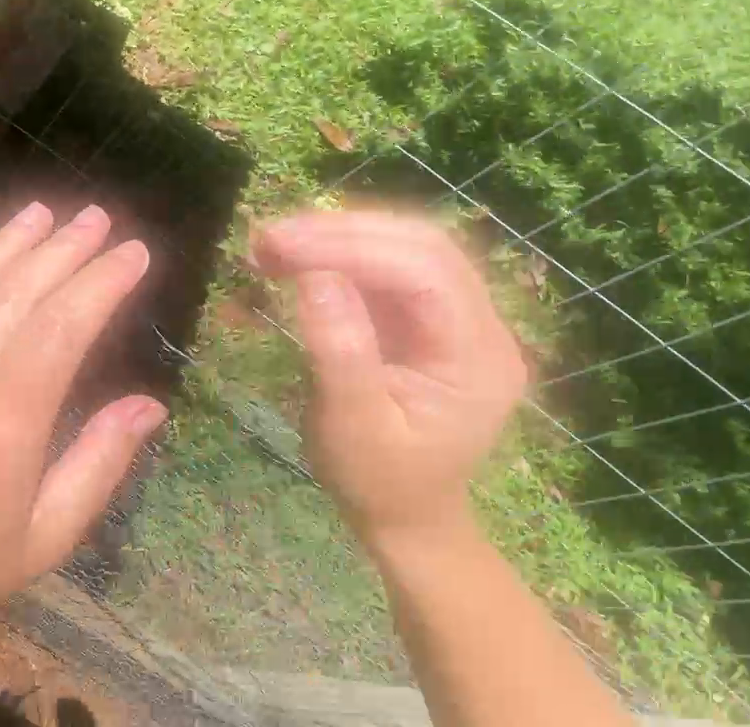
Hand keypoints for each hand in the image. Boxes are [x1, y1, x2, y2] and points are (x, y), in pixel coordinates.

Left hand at [0, 202, 164, 689]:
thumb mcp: (47, 535)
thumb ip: (100, 463)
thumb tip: (150, 404)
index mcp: (4, 427)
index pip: (61, 330)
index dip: (100, 283)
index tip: (134, 253)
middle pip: (16, 295)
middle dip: (63, 250)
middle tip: (99, 219)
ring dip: (10, 243)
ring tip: (46, 213)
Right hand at [251, 211, 526, 545]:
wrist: (404, 516)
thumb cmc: (378, 481)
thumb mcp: (351, 425)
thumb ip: (338, 349)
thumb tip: (312, 277)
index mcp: (477, 357)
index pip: (426, 271)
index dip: (352, 247)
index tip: (280, 245)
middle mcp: (480, 327)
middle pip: (421, 247)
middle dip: (343, 232)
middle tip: (269, 238)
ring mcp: (455, 320)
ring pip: (403, 248)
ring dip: (337, 238)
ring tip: (271, 245)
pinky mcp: (424, 320)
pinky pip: (385, 269)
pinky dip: (337, 256)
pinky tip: (294, 259)